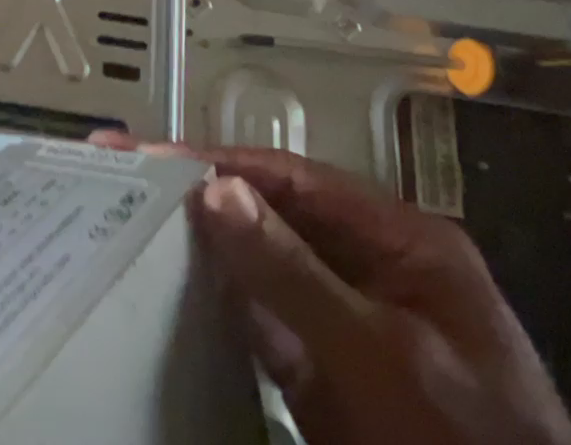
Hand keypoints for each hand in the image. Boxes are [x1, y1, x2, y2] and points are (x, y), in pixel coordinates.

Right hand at [88, 131, 570, 444]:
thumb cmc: (457, 434)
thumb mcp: (377, 350)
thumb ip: (292, 270)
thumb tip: (212, 189)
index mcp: (397, 240)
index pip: (287, 177)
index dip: (211, 160)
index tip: (139, 154)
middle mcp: (363, 262)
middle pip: (264, 211)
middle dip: (192, 194)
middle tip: (113, 176)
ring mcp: (339, 312)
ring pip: (251, 259)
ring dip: (192, 239)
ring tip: (117, 216)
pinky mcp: (318, 359)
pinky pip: (251, 311)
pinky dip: (206, 295)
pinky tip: (158, 283)